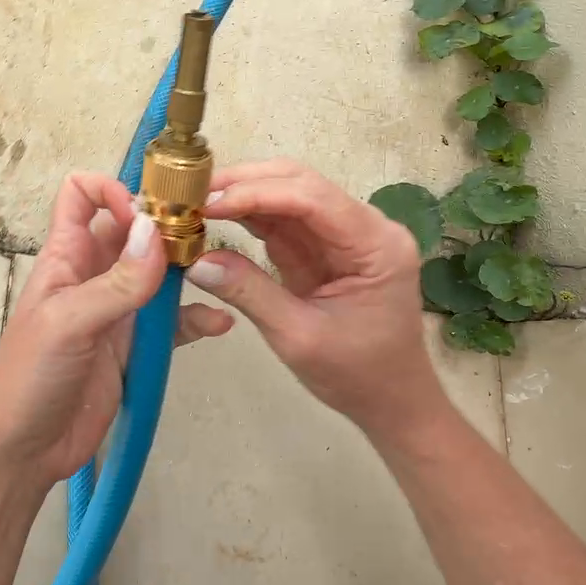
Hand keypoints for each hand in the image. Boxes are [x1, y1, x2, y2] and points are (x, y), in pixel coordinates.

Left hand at [0, 172, 232, 484]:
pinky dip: (194, 319)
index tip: (145, 215)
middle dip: (165, 226)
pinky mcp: (133, 346)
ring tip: (215, 274)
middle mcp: (93, 273)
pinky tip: (219, 324)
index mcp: (66, 254)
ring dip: (185, 269)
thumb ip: (115, 282)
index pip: (82, 195)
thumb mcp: (69, 322)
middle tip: (203, 237)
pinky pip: (170, 323)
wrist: (21, 450)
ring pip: (156, 273)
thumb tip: (155, 232)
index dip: (112, 191)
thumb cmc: (29, 375)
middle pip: (131, 229)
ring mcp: (115, 310)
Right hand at [184, 159, 443, 436]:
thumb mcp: (298, 338)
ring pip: (286, 191)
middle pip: (299, 181)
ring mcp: (342, 232)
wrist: (391, 403)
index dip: (256, 192)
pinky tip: (213, 213)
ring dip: (241, 192)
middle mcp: (364, 226)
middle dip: (245, 182)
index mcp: (375, 245)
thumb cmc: (356, 375)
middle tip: (193, 193)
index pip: (311, 197)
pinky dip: (245, 213)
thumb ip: (249, 292)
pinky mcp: (320, 243)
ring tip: (195, 199)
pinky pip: (280, 216)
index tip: (208, 203)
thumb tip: (195, 262)